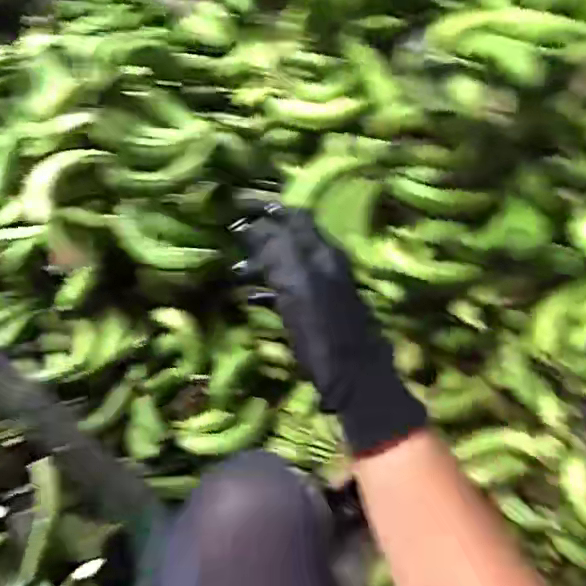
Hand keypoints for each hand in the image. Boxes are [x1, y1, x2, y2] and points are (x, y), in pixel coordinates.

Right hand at [235, 206, 426, 453]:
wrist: (354, 377)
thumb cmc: (323, 330)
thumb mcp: (296, 285)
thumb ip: (277, 251)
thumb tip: (253, 225)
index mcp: (323, 253)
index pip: (295, 217)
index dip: (267, 209)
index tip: (237, 207)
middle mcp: (327, 264)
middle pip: (291, 239)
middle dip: (261, 236)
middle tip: (231, 238)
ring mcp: (325, 289)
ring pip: (289, 265)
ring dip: (262, 264)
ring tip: (234, 271)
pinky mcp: (321, 313)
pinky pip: (290, 292)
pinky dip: (269, 290)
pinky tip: (250, 299)